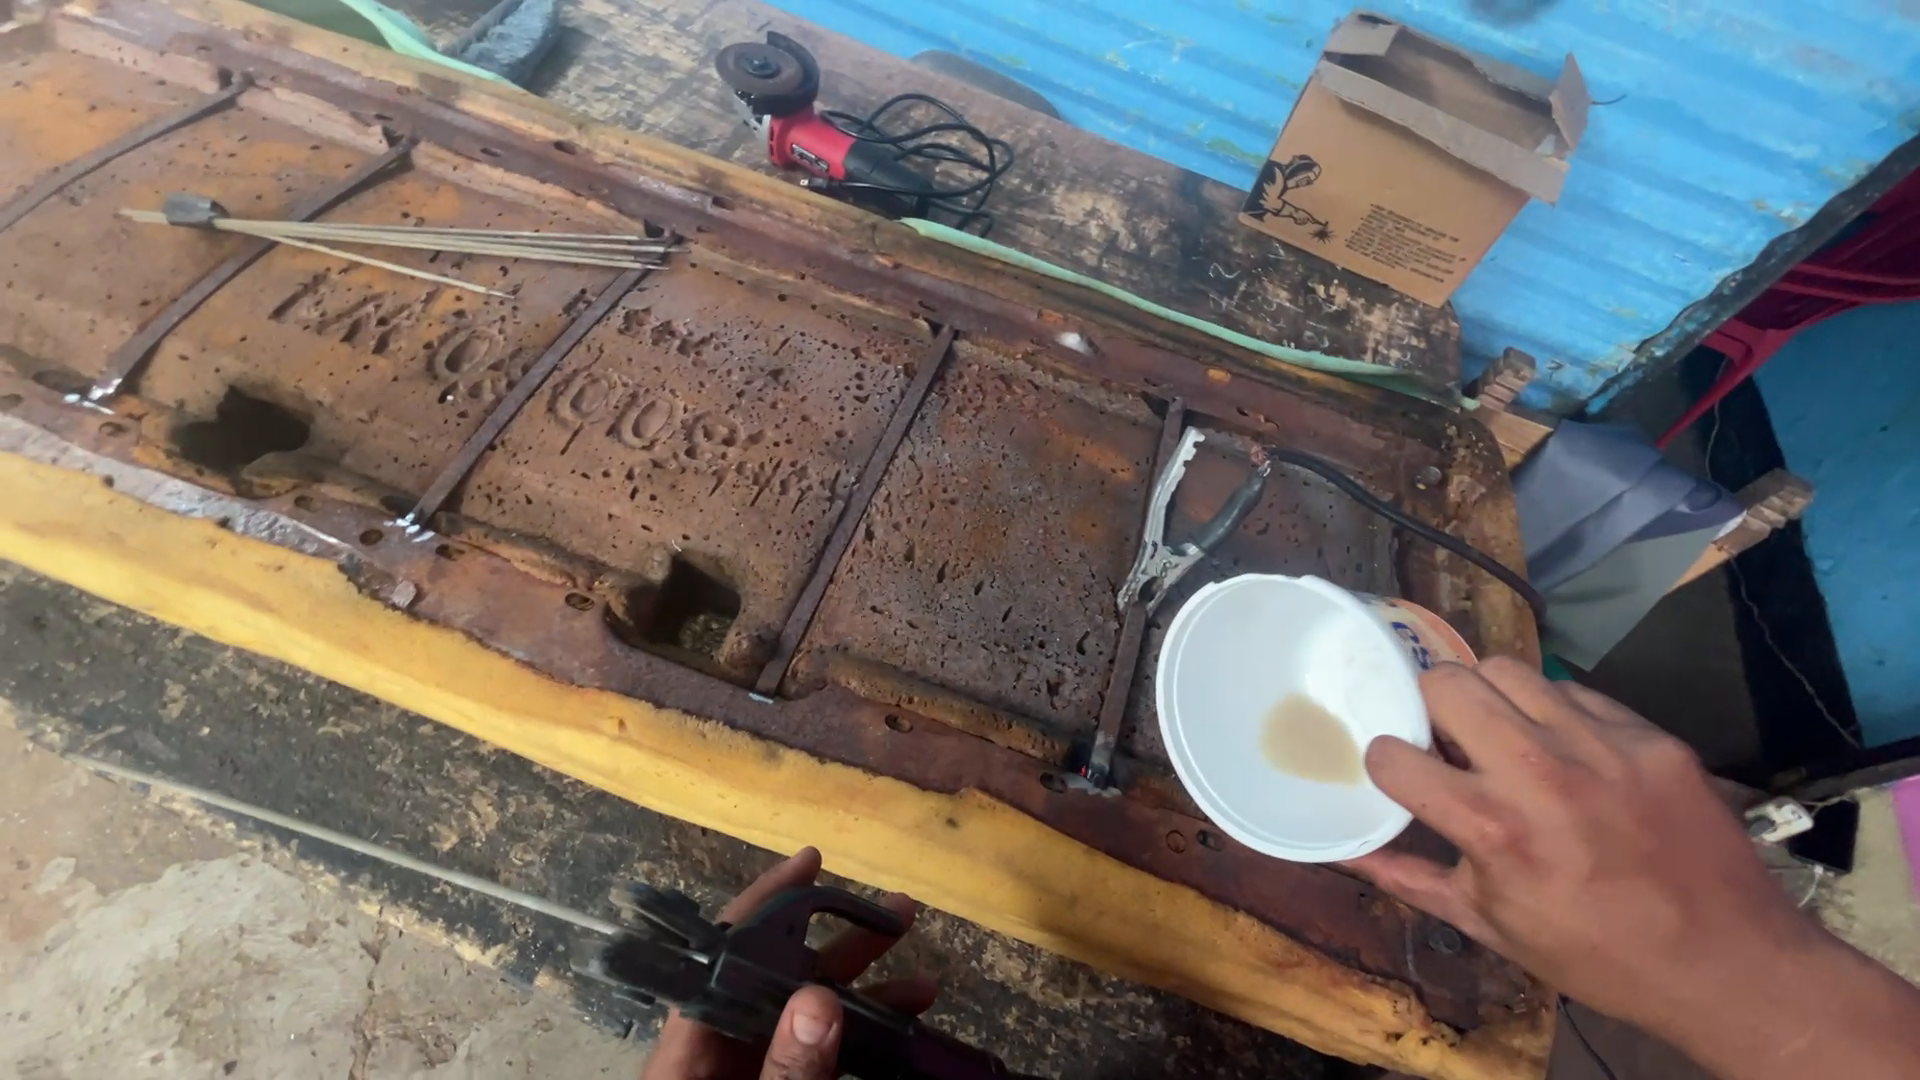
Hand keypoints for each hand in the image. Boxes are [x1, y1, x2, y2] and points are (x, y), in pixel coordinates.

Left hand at [640, 847, 939, 1079]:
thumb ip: (784, 1076)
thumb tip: (820, 998)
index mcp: (690, 1057)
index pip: (722, 958)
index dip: (768, 902)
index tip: (814, 860)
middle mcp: (720, 1059)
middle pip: (780, 981)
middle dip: (843, 942)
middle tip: (901, 912)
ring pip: (810, 1022)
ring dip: (868, 996)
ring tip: (925, 978)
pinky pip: (820, 1061)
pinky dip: (862, 1043)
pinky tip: (904, 1033)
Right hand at [1347, 660, 1919, 1079]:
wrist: (1739, 972)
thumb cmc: (1593, 953)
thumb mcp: (1487, 924)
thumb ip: (1406, 876)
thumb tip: (1339, 850)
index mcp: (1490, 828)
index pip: (1391, 754)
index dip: (1385, 761)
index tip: (1402, 772)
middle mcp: (1538, 775)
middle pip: (1443, 682)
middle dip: (1427, 704)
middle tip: (1443, 732)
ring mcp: (1602, 750)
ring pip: (1504, 669)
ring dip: (1485, 693)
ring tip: (1497, 726)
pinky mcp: (1653, 740)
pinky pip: (1573, 691)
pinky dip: (1551, 710)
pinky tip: (1563, 745)